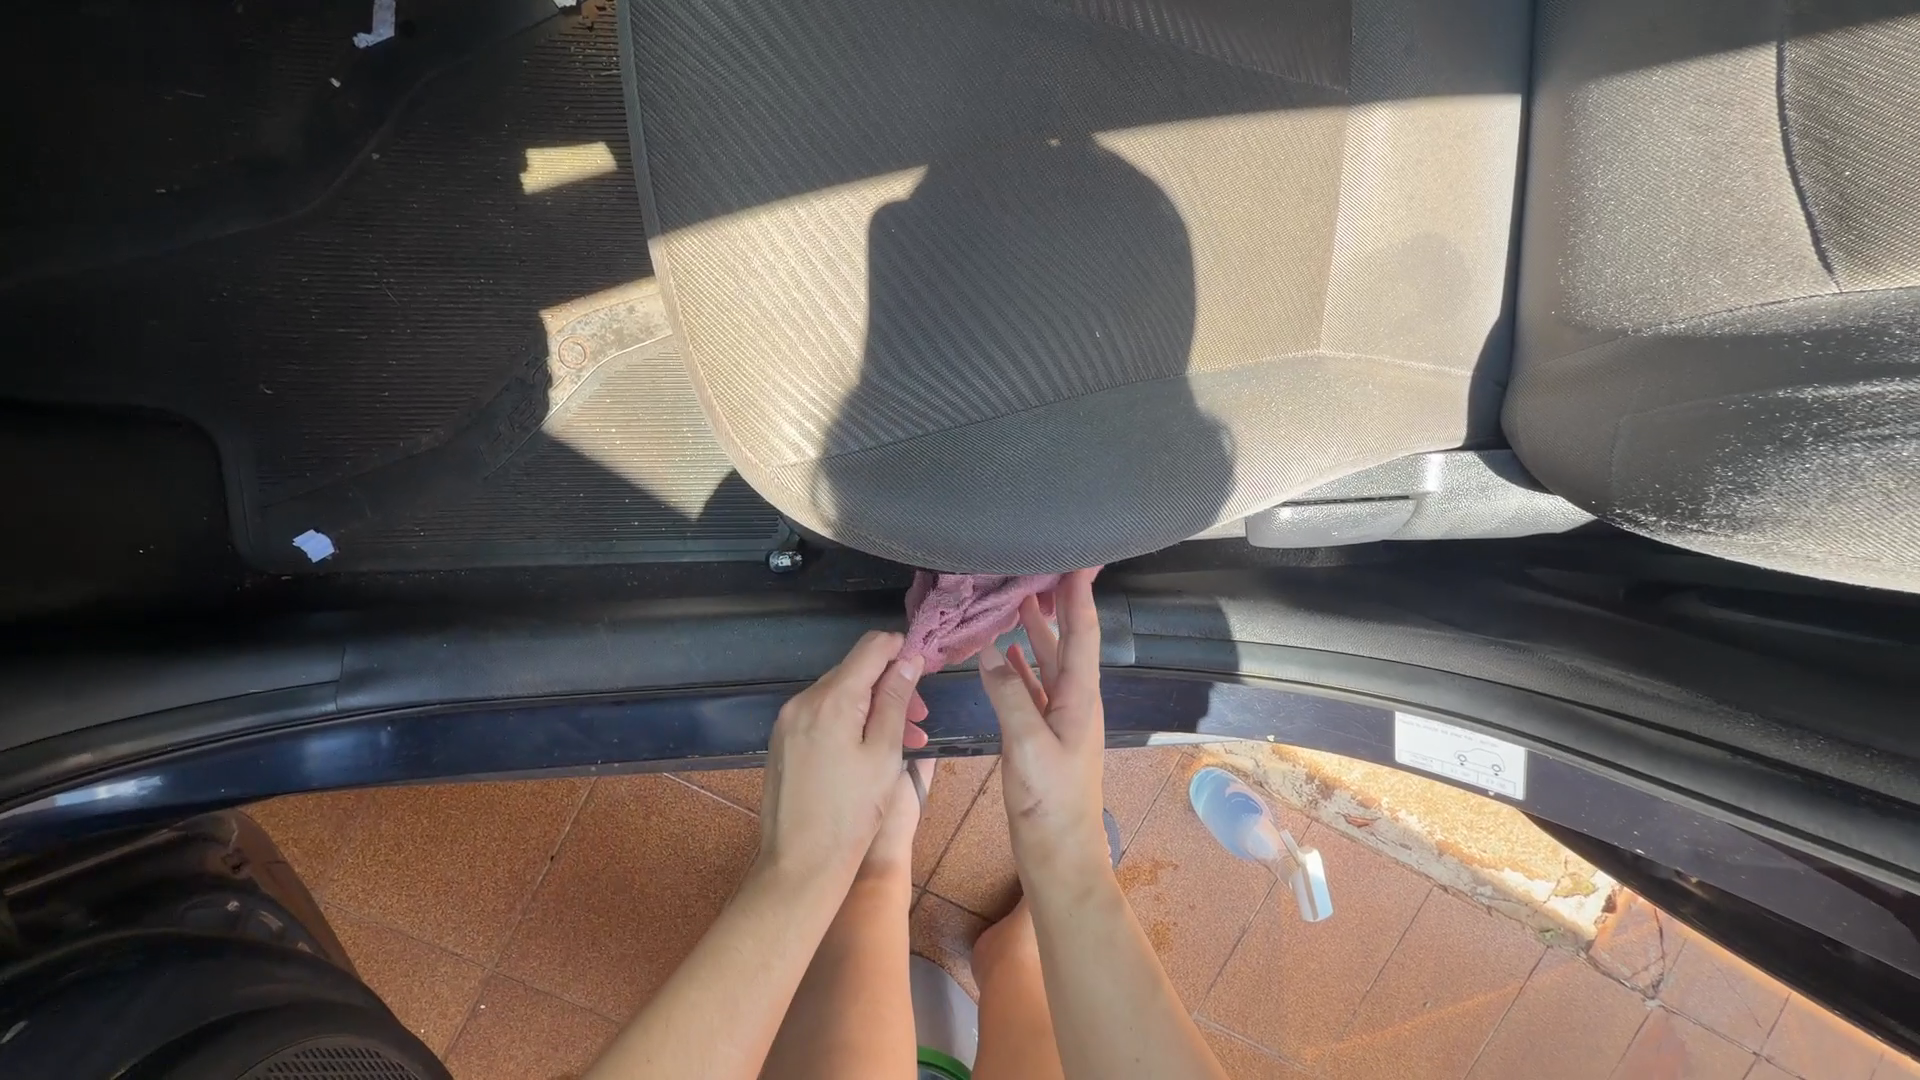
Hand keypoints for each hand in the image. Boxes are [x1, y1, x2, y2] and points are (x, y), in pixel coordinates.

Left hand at [758, 632, 924, 884]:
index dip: (901, 650)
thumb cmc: (852, 812)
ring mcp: (788, 720)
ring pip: (840, 694)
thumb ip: (896, 699)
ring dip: (872, 707)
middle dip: (889, 686)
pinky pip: (822, 715)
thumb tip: (909, 658)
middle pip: (854, 671)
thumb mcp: (884, 753)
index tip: (924, 668)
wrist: (800, 865)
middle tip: (918, 720)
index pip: (871, 647)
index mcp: (831, 699)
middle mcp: (803, 700)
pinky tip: (868, 750)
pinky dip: (849, 722)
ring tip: (902, 741)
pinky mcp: (783, 740)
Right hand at [976, 568, 1107, 880]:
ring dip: (1038, 634)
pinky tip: (1006, 656)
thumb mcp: (1028, 746)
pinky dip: (1020, 668)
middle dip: (1058, 607)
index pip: (1083, 635)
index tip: (1078, 562)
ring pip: (1049, 665)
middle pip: (1068, 643)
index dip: (1080, 597)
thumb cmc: (1050, 803)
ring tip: (1021, 602)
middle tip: (1041, 571)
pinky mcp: (1041, 736)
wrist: (1059, 856)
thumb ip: (1010, 697)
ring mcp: (1058, 720)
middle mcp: (1074, 702)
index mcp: (1080, 699)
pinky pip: (1032, 690)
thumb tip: (990, 651)